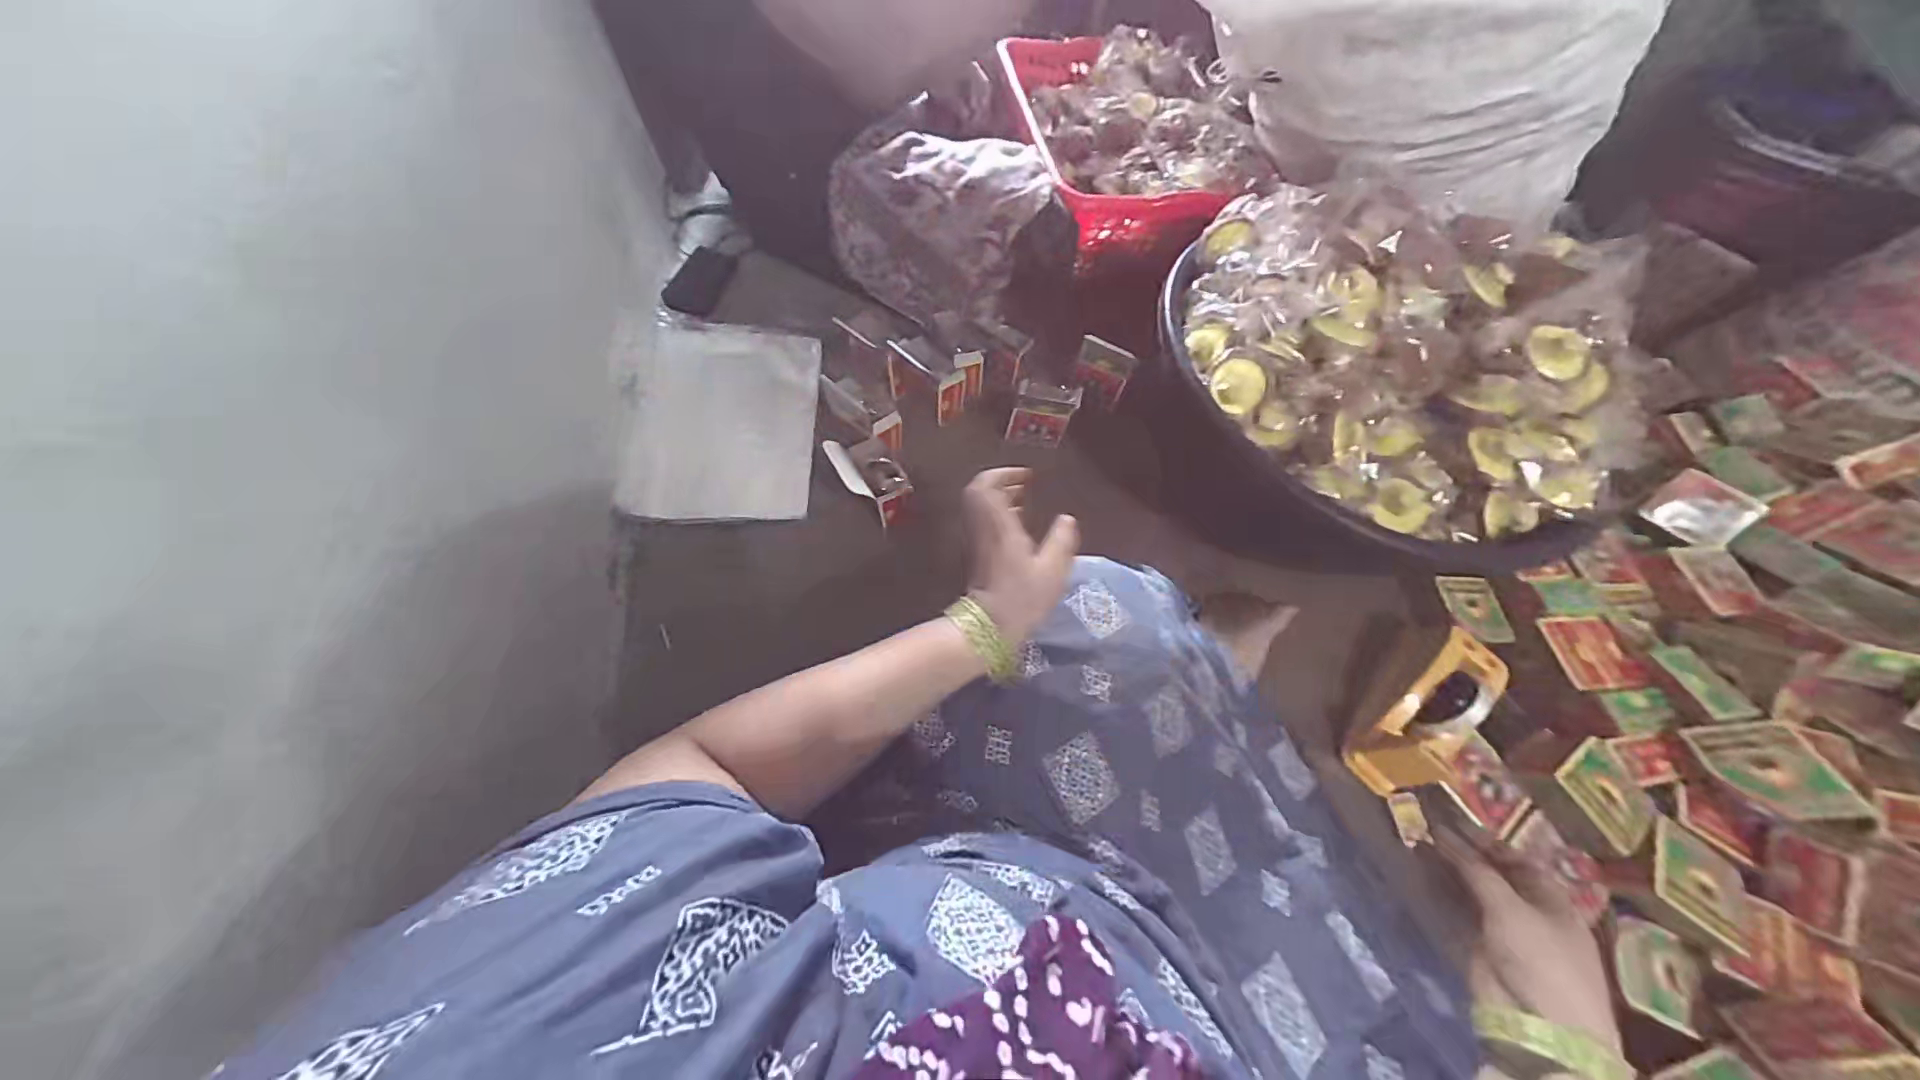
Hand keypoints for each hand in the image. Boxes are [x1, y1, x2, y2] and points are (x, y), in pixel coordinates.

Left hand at [961, 468, 1078, 643]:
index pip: (987, 486)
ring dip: (999, 497)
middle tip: (1024, 485)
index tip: (1026, 476)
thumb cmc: (1022, 597)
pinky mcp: (977, 552)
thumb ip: (1061, 540)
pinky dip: (997, 513)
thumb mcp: (1052, 571)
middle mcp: (983, 527)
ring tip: (1024, 500)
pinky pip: (982, 520)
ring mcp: (976, 539)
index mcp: (999, 525)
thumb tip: (1066, 519)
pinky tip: (1017, 524)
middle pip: (978, 491)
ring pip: (979, 506)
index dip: (1004, 474)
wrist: (989, 625)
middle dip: (1000, 482)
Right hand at [1434, 822, 1620, 1051]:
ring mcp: (1503, 927)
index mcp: (1553, 900)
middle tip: (1426, 824)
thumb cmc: (1541, 959)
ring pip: (1470, 888)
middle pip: (1492, 872)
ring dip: (1446, 868)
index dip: (1486, 838)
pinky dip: (1438, 890)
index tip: (1451, 817)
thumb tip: (1441, 831)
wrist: (1538, 1024)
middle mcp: (1529, 910)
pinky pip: (1456, 908)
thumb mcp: (1510, 907)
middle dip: (1462, 850)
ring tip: (1415, 840)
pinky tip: (1416, 871)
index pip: (1517, 859)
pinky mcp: (1478, 942)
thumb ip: (1474, 868)